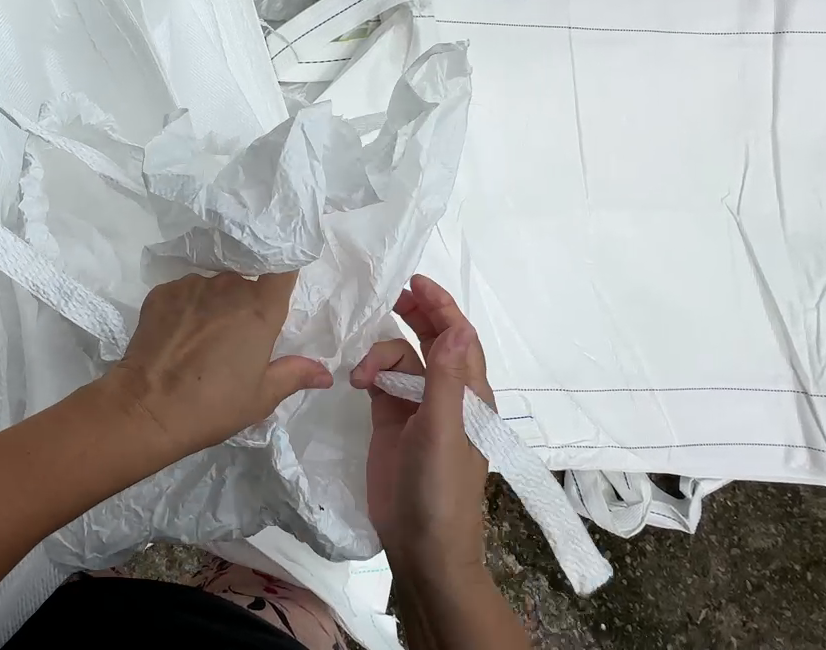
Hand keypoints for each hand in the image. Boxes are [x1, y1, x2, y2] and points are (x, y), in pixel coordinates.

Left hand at [94, 270, 332, 459]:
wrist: (148, 408)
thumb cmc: (213, 405)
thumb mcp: (261, 397)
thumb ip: (294, 375)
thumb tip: (325, 373)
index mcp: (259, 310)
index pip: (281, 270)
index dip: (284, 269)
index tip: (282, 279)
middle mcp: (227, 287)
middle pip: (244, 280)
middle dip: (244, 300)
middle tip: (237, 333)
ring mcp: (190, 286)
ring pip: (212, 285)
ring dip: (213, 302)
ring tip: (203, 337)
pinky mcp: (161, 291)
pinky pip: (183, 292)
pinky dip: (186, 307)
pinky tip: (178, 334)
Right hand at [349, 274, 493, 580]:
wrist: (420, 544)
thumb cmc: (439, 488)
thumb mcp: (443, 431)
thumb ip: (449, 380)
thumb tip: (458, 327)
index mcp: (470, 395)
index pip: (459, 337)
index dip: (442, 306)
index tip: (415, 281)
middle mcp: (447, 395)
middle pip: (433, 341)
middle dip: (416, 314)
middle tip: (390, 296)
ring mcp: (417, 407)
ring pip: (401, 358)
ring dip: (380, 354)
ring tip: (360, 374)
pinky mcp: (391, 419)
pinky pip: (381, 379)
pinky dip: (368, 371)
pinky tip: (355, 380)